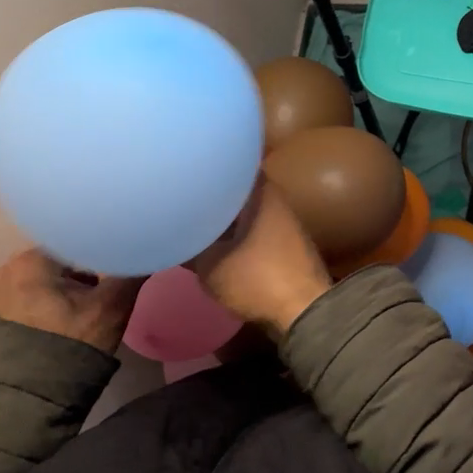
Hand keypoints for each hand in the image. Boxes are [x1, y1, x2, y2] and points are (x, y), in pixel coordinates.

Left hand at [0, 249, 143, 353]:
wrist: (25, 399)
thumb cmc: (69, 343)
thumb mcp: (112, 305)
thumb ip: (133, 269)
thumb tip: (155, 245)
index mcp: (30, 259)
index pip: (78, 237)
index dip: (105, 246)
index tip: (124, 254)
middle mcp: (8, 268)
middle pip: (64, 256)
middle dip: (89, 266)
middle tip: (113, 279)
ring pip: (51, 274)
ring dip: (74, 282)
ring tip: (97, 296)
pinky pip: (37, 291)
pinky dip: (58, 296)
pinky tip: (76, 310)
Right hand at [189, 176, 332, 334]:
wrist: (302, 308)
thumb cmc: (256, 278)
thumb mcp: (210, 265)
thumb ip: (190, 244)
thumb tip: (170, 233)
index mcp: (260, 192)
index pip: (234, 164)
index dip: (210, 166)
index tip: (187, 169)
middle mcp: (275, 198)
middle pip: (239, 187)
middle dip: (213, 192)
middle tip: (183, 195)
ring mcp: (282, 220)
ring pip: (246, 208)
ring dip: (223, 213)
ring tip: (192, 217)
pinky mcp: (284, 241)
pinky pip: (252, 226)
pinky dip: (234, 230)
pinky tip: (214, 240)